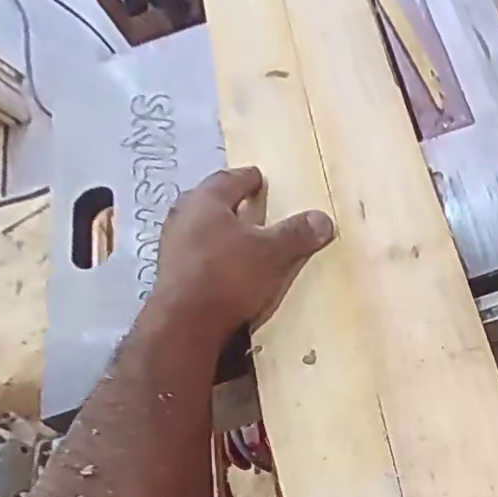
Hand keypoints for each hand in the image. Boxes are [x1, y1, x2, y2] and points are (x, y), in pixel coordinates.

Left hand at [150, 167, 335, 337]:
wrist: (188, 319)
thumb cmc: (230, 274)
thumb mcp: (272, 253)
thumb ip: (297, 234)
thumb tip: (323, 217)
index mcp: (206, 201)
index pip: (229, 180)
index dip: (248, 178)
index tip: (260, 177)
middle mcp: (184, 215)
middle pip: (212, 201)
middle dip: (233, 202)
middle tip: (254, 205)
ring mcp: (174, 242)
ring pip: (204, 226)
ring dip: (224, 228)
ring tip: (245, 237)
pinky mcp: (174, 269)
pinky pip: (201, 250)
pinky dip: (217, 251)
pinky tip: (231, 264)